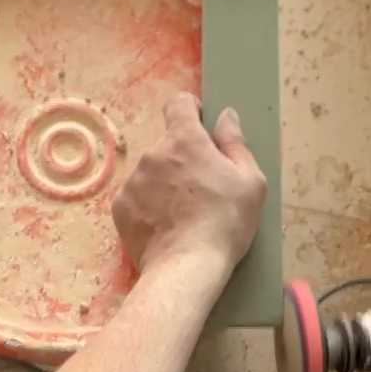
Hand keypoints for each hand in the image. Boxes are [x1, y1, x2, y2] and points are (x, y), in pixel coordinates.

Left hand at [111, 93, 266, 281]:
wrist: (186, 268)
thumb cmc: (225, 223)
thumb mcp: (250, 182)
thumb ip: (236, 143)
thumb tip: (226, 116)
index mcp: (184, 140)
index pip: (178, 103)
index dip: (189, 111)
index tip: (199, 128)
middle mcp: (153, 154)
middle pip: (167, 147)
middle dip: (181, 161)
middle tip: (199, 191)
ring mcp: (132, 182)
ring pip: (150, 175)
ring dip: (163, 186)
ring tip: (181, 216)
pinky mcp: (120, 209)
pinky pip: (136, 200)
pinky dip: (147, 209)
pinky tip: (164, 229)